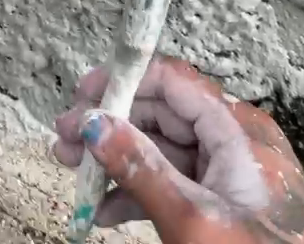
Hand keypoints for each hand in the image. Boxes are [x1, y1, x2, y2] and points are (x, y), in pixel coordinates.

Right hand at [53, 56, 303, 243]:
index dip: (124, 81)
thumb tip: (92, 122)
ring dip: (114, 159)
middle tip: (63, 138)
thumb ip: (139, 169)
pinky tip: (101, 210)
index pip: (173, 82)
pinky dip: (136, 191)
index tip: (80, 95)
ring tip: (69, 168)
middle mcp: (236, 142)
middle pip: (161, 114)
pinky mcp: (223, 207)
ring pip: (161, 150)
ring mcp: (230, 176)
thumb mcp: (192, 221)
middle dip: (109, 124)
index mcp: (240, 132)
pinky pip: (172, 183)